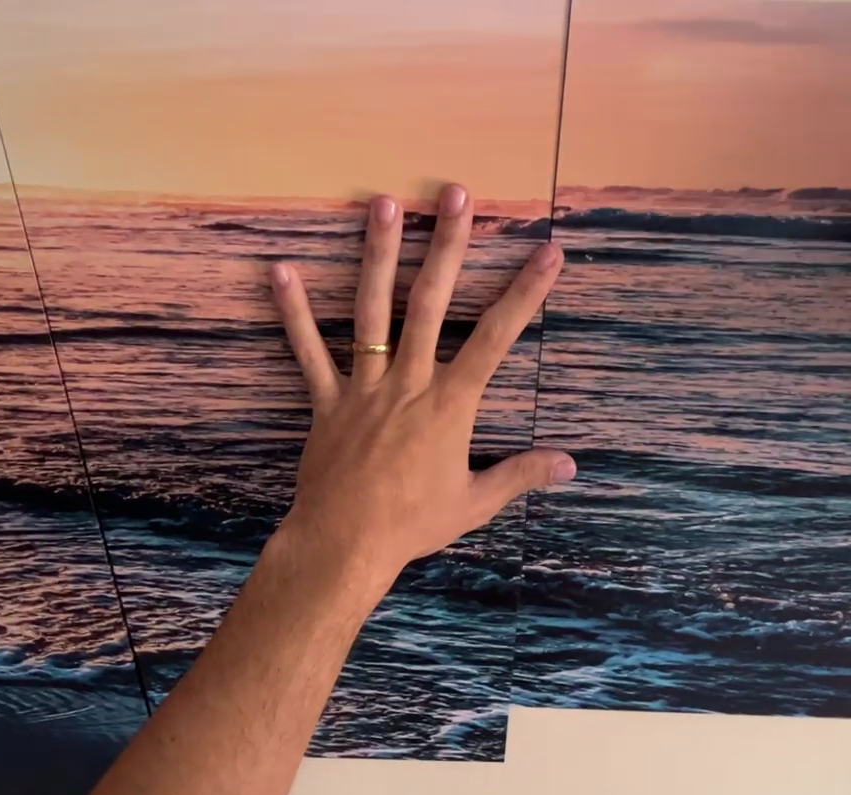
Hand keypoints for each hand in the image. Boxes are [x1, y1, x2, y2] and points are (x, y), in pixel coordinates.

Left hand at [266, 183, 574, 591]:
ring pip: (372, 313)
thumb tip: (569, 465)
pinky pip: (308, 352)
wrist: (346, 543)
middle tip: (455, 194)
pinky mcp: (326, 402)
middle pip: (431, 305)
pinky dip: (295, 313)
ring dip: (377, 256)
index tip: (547, 252)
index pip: (495, 340)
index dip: (524, 294)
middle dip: (447, 247)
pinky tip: (281, 271)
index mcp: (449, 406)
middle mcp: (408, 384)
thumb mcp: (475, 503)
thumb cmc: (413, 524)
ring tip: (382, 204)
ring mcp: (363, 389)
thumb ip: (520, 476)